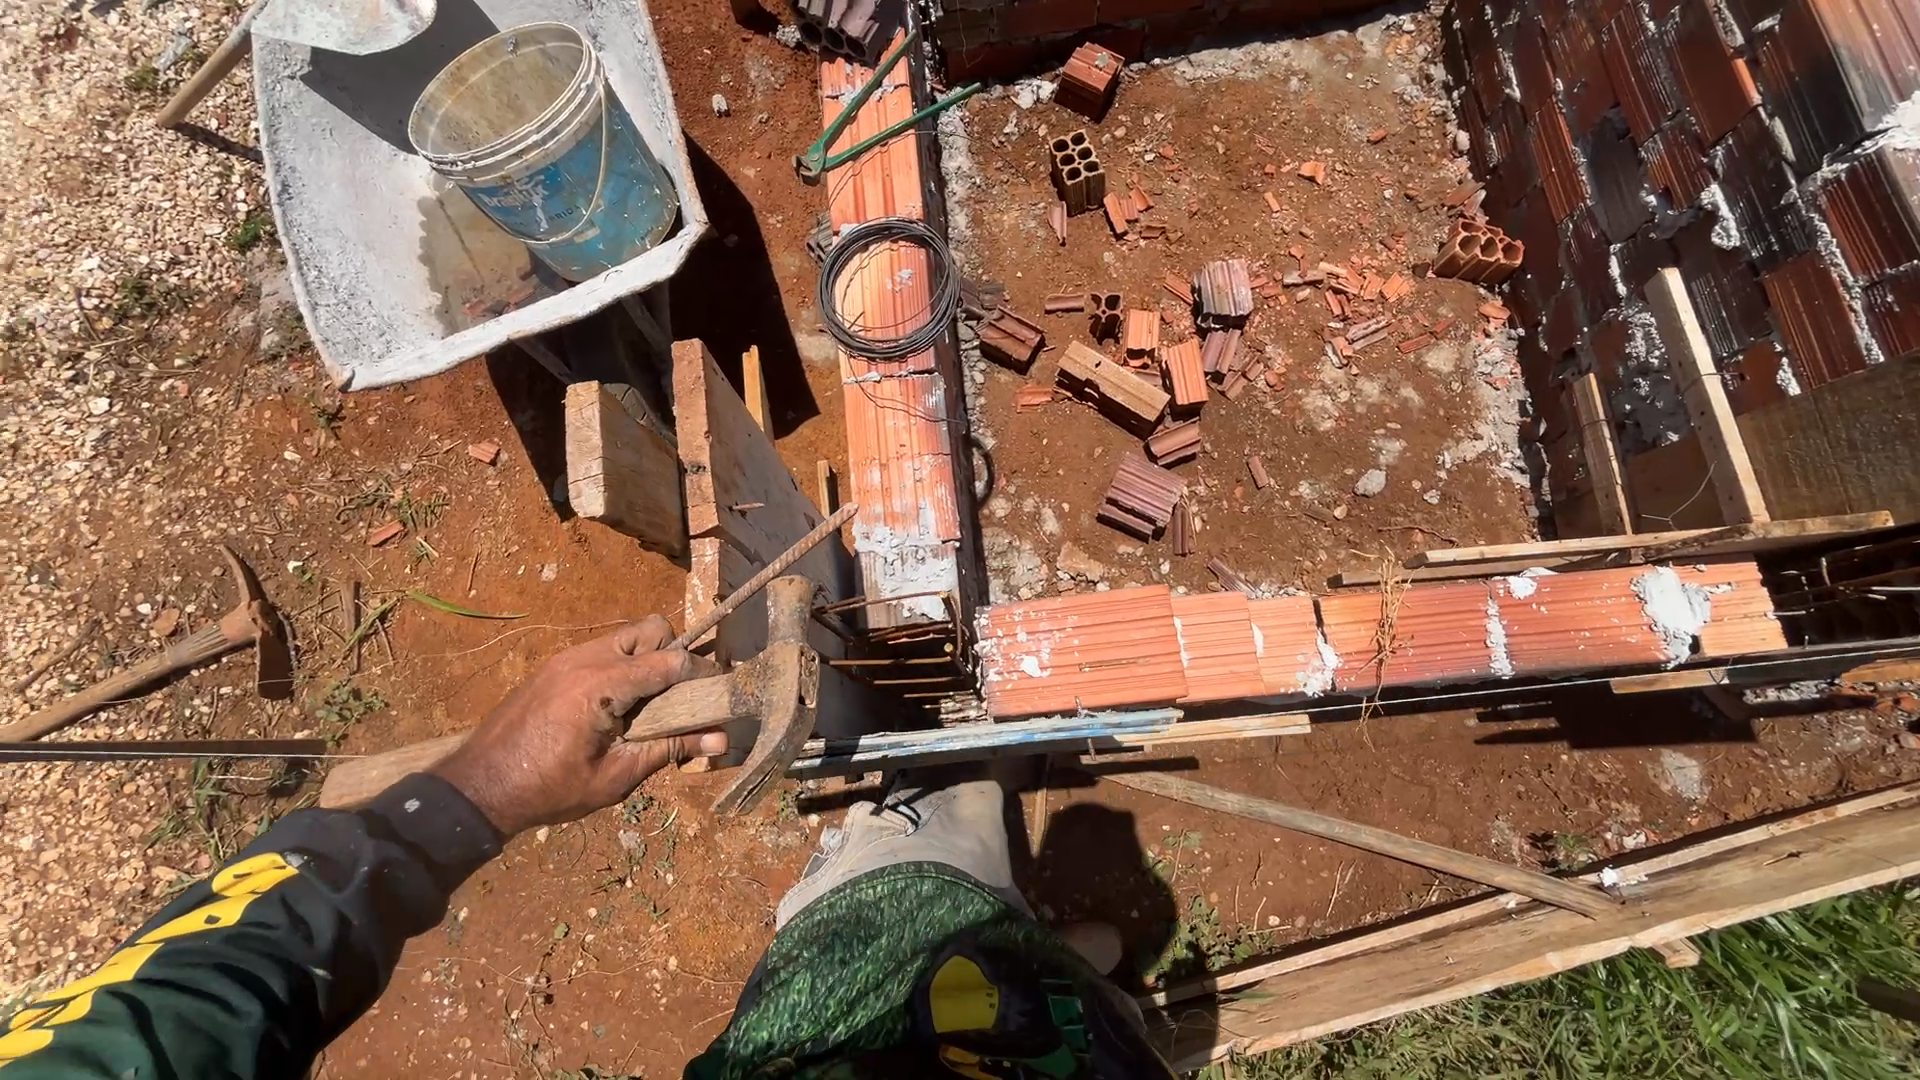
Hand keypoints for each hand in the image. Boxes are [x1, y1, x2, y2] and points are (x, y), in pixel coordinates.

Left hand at [431, 616, 725, 835]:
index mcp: (601, 686)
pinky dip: (623, 666)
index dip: (701, 676)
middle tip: (675, 697)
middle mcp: (587, 660)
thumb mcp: (615, 776)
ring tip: (647, 703)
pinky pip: (605, 650)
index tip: (717, 694)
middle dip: (673, 656)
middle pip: (653, 629)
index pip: (670, 662)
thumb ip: (670, 749)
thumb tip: (721, 740)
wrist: (475, 789)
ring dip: (648, 660)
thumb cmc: (548, 790)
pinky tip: (617, 705)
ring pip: (629, 635)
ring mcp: (568, 658)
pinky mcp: (556, 666)